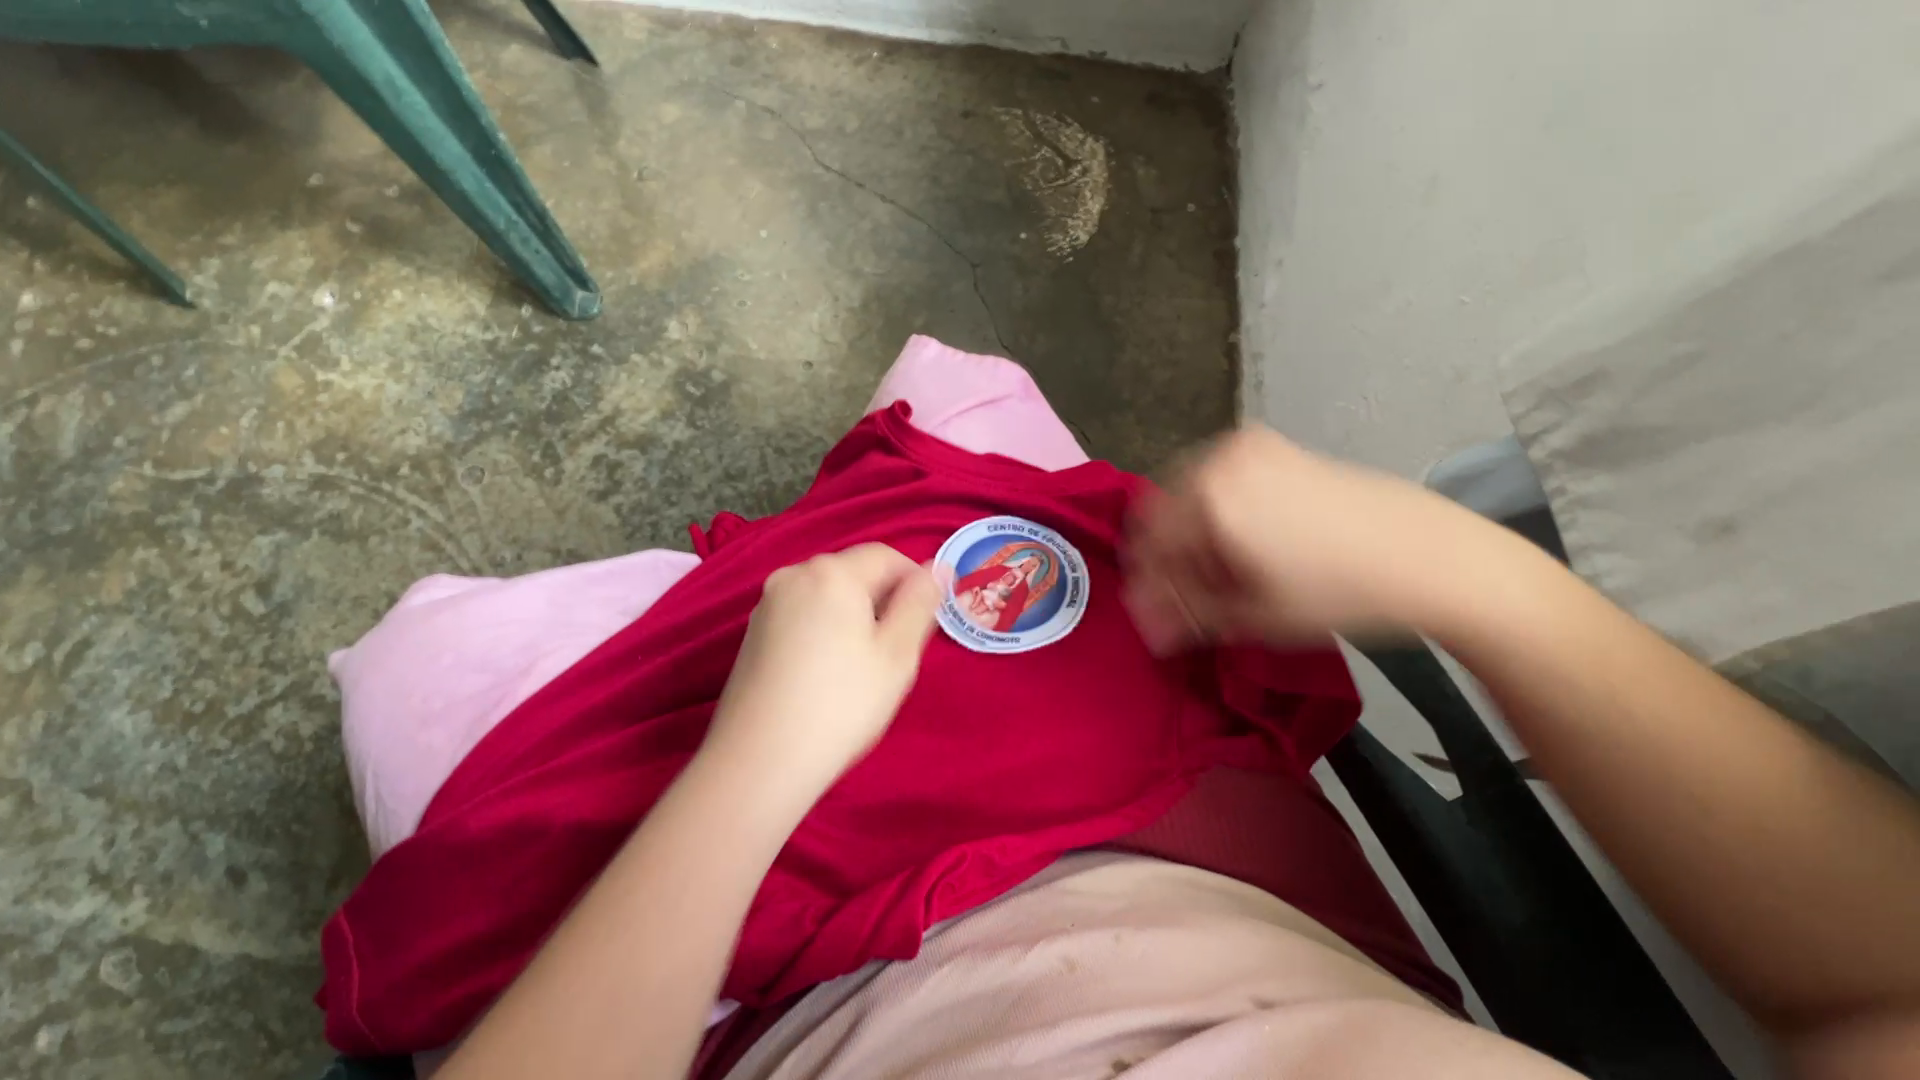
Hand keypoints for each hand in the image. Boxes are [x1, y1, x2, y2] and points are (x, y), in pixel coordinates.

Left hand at [705, 544, 940, 793]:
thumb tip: (937, 567)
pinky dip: (822, 632)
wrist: (760, 761)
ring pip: (826, 596)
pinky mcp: (751, 634)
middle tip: (895, 653)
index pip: (886, 556)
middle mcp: (792, 575)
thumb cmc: (841, 705)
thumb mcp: (896, 655)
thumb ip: (919, 603)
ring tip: (860, 669)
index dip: (914, 582)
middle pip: (852, 573)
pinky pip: (801, 617)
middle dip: (881, 601)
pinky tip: (826, 677)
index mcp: (831, 573)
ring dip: (852, 618)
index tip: (925, 624)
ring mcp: (766, 605)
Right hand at [1123, 425, 1518, 651]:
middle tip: (1189, 602)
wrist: (1430, 556)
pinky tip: (1247, 550)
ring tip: (1221, 580)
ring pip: (1197, 496)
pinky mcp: (1284, 451)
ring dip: (1196, 538)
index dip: (1148, 584)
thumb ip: (1187, 614)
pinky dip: (1223, 516)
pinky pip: (1228, 483)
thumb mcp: (1253, 614)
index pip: (1150, 541)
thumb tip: (1147, 627)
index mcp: (1209, 495)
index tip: (1157, 619)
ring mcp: (1255, 449)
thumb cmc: (1337, 592)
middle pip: (1169, 513)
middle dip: (1171, 559)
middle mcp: (1223, 459)